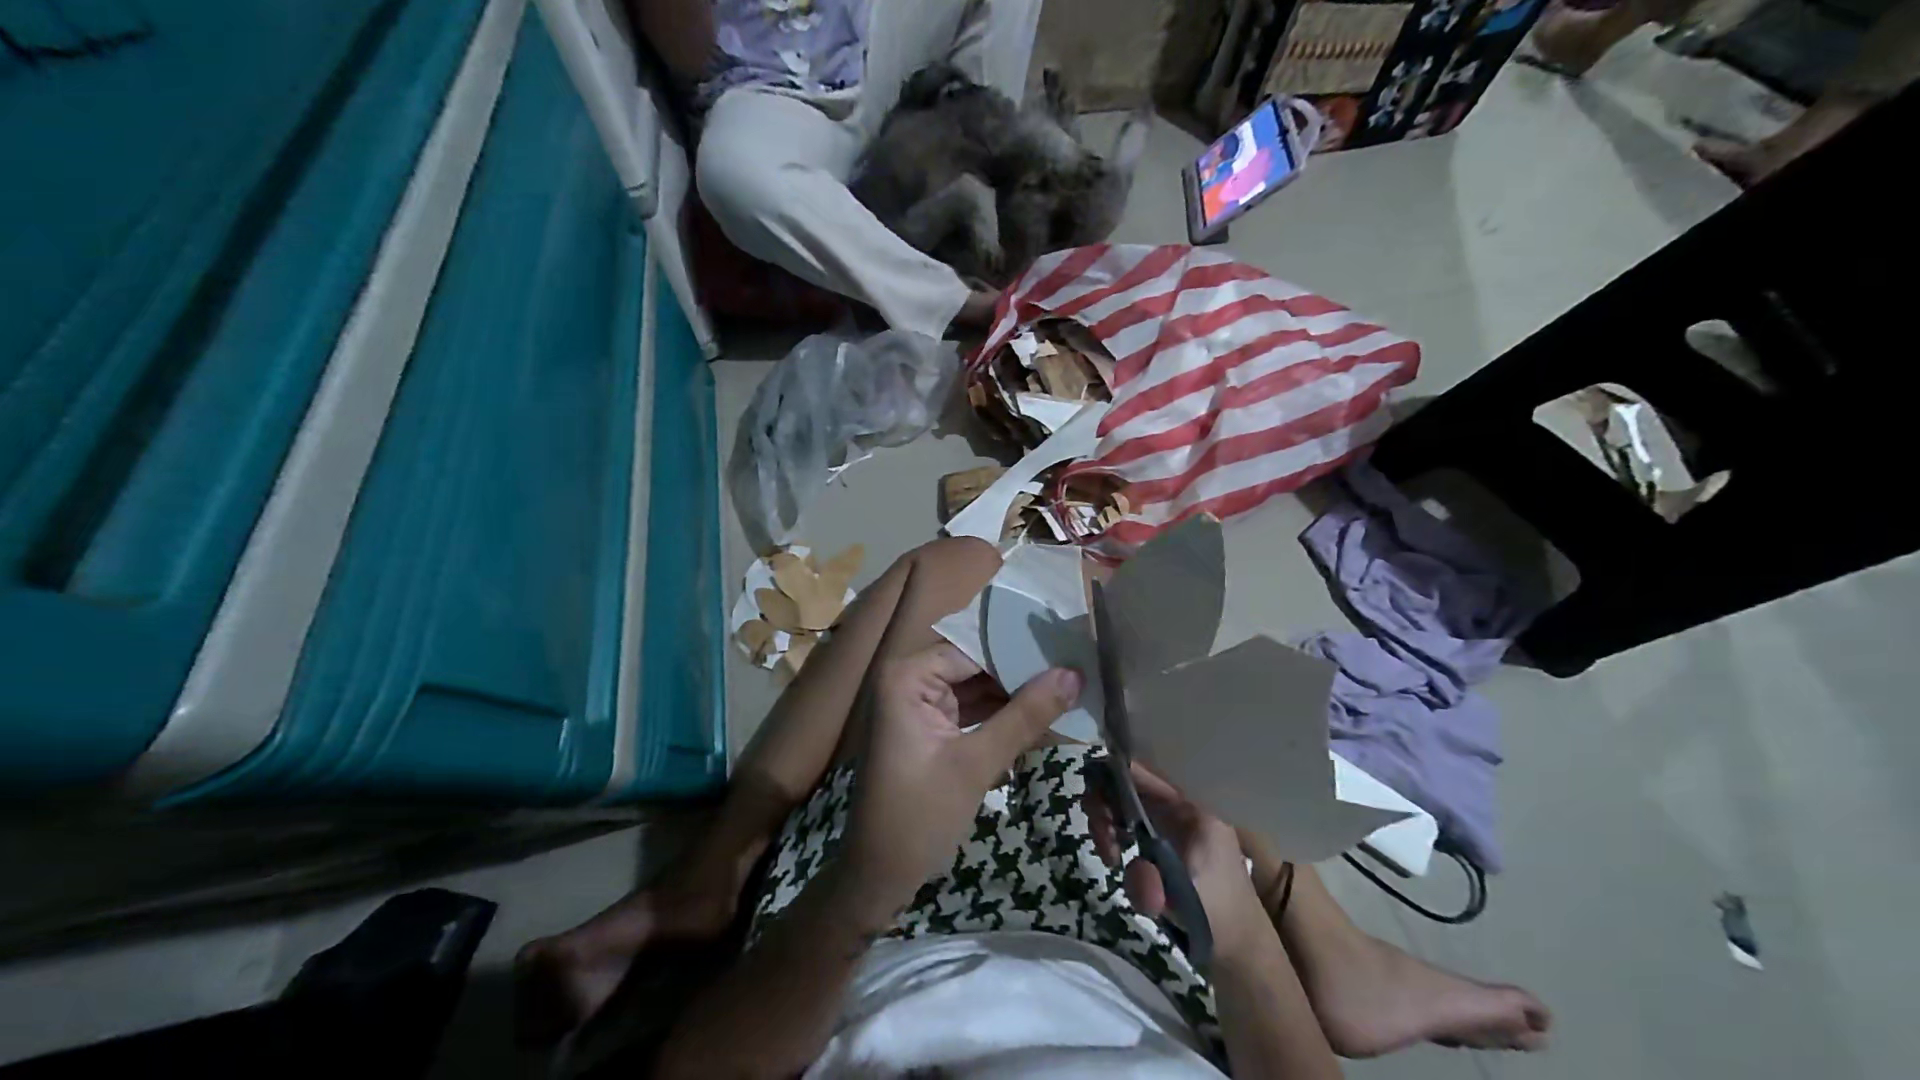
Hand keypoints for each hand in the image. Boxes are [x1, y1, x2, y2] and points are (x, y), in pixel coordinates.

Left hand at [834, 643, 1078, 928]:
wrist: (878, 876)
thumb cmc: (919, 817)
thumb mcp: (975, 764)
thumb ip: (1024, 716)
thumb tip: (1074, 674)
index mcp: (907, 677)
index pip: (974, 648)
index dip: (1022, 650)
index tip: (1070, 650)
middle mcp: (908, 679)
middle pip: (975, 664)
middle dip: (1022, 671)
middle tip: (1077, 668)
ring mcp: (918, 703)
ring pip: (977, 687)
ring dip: (1016, 694)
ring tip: (1069, 688)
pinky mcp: (929, 727)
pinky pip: (971, 709)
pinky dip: (1001, 715)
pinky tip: (1041, 714)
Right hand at [1089, 762, 1273, 955]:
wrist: (1235, 946)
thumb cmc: (1217, 912)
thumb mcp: (1186, 894)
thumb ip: (1153, 879)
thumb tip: (1127, 866)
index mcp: (1191, 804)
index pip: (1144, 771)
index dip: (1113, 777)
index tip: (1096, 806)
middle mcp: (1178, 805)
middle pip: (1127, 784)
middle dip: (1105, 807)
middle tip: (1105, 842)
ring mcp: (1168, 822)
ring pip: (1122, 804)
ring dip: (1107, 825)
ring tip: (1111, 858)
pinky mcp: (1159, 839)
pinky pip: (1127, 824)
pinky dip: (1113, 837)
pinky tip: (1116, 860)